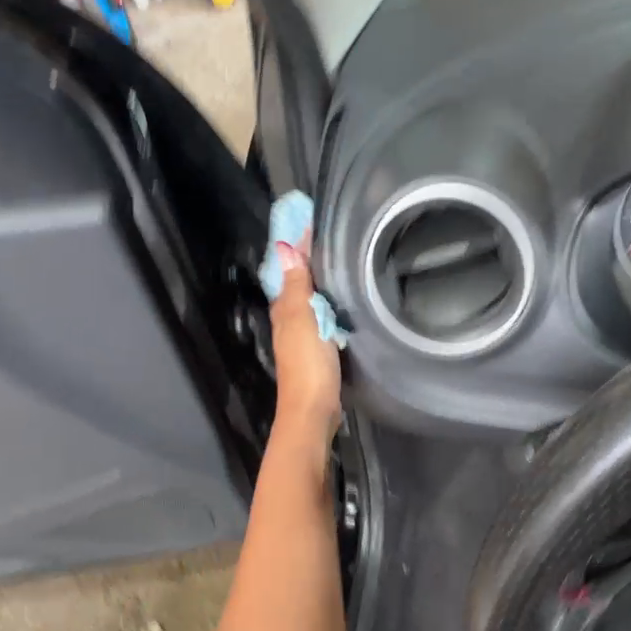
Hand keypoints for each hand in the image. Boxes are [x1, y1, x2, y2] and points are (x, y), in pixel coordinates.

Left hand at [271, 237, 341, 441]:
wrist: (314, 411)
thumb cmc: (307, 363)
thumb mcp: (302, 318)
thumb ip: (296, 285)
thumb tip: (283, 247)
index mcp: (284, 308)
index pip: (290, 267)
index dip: (299, 246)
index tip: (313, 220)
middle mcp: (290, 319)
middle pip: (300, 283)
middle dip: (312, 261)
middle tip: (335, 236)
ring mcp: (305, 337)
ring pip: (312, 301)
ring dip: (323, 283)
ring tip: (345, 262)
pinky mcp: (319, 352)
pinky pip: (324, 318)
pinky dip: (332, 304)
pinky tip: (346, 302)